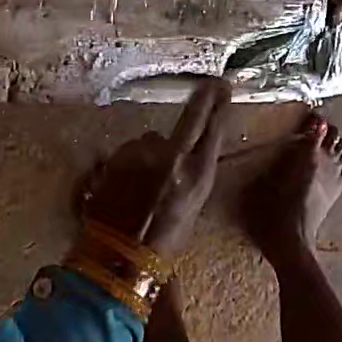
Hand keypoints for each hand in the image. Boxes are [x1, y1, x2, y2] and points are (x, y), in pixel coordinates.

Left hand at [81, 77, 232, 255]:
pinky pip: (130, 151)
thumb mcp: (191, 207)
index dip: (220, 107)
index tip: (224, 90)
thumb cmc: (163, 243)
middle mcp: (173, 157)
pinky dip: (131, 162)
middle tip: (212, 84)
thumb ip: (190, 173)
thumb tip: (184, 152)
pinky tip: (128, 184)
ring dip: (152, 151)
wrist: (119, 258)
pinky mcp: (118, 156)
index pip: (213, 129)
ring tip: (145, 184)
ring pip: (152, 139)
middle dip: (205, 97)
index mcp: (197, 175)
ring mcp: (143, 153)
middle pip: (193, 116)